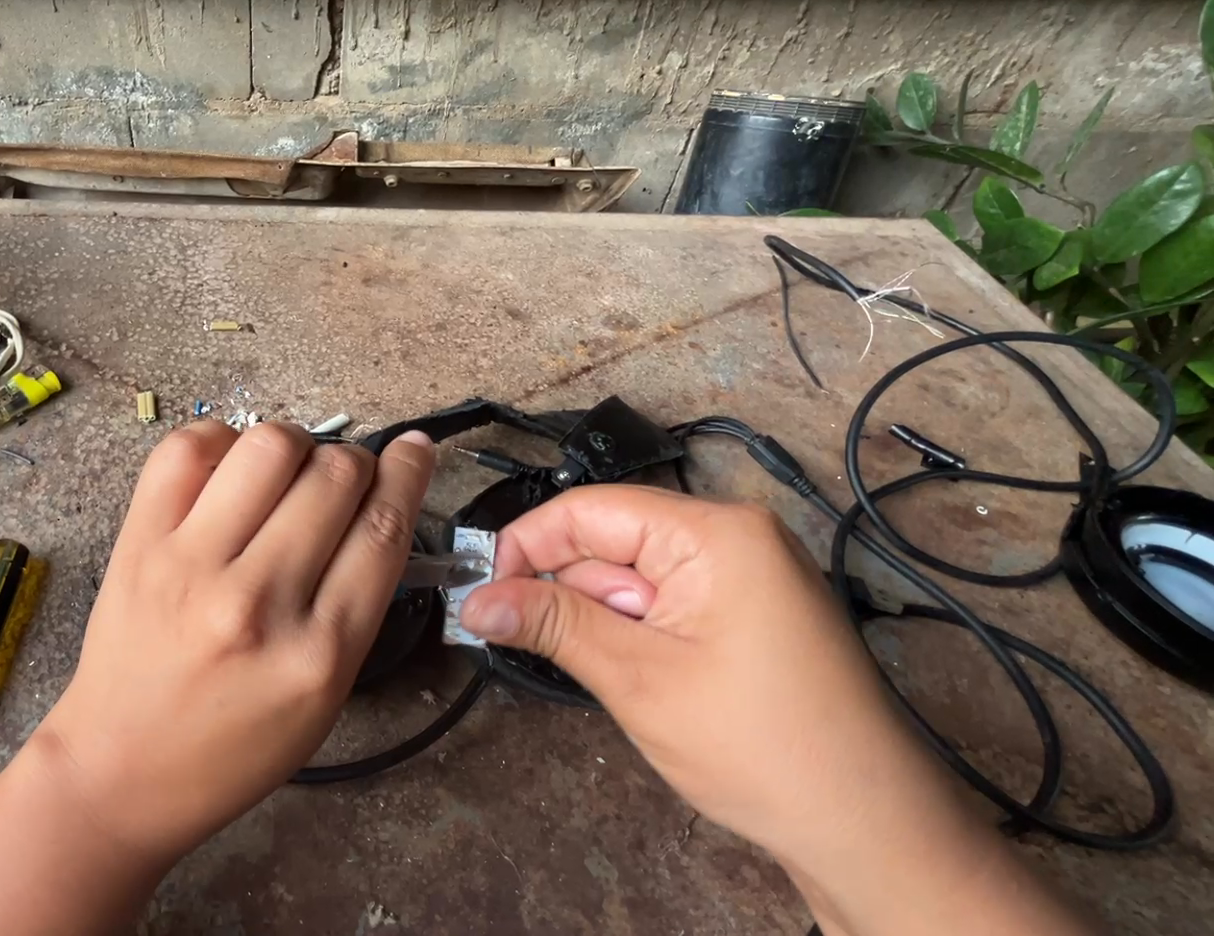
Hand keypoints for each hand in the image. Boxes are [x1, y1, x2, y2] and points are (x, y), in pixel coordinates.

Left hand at [31, 421, 435, 862]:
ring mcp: (191, 565)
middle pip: (334, 476)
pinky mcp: (138, 543)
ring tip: (286, 469)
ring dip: (294, 443)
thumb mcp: (324, 696)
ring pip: (269, 447)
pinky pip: (187, 448)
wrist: (121, 768)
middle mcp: (259, 600)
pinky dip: (221, 439)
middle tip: (341, 478)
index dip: (408, 473)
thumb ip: (356, 602)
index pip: (383, 529)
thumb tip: (378, 504)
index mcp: (320, 653)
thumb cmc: (233, 746)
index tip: (413, 447)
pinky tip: (228, 466)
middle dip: (353, 461)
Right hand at [459, 485, 1090, 935]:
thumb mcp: (638, 679)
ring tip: (618, 676)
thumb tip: (474, 598)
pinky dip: (630, 631)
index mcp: (715, 532)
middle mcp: (732, 536)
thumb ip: (550, 623)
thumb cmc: (761, 751)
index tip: (481, 590)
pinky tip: (639, 674)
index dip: (526, 544)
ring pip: (629, 575)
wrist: (875, 840)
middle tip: (533, 643)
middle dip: (567, 590)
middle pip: (608, 540)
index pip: (589, 509)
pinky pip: (661, 600)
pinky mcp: (745, 610)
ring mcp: (743, 574)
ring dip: (601, 618)